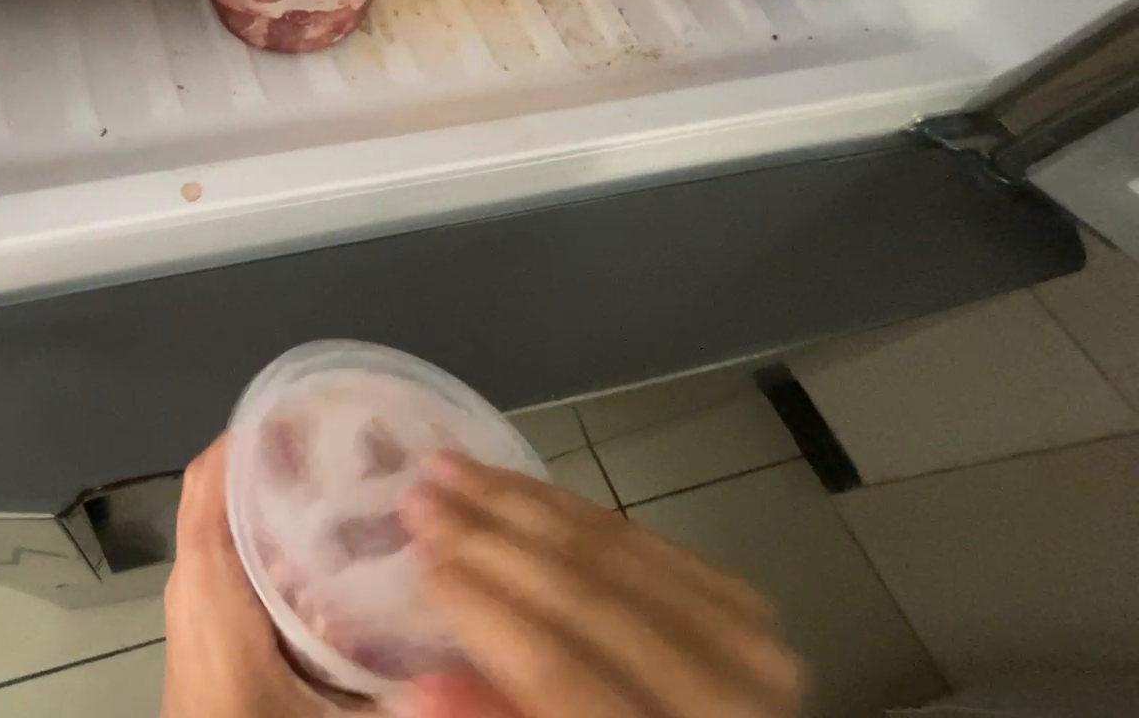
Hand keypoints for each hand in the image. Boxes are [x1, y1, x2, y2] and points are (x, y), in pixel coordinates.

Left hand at [163, 435, 368, 717]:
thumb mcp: (322, 716)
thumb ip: (394, 699)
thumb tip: (475, 682)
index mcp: (209, 587)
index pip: (210, 485)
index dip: (247, 440)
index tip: (305, 415)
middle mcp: (195, 585)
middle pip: (221, 496)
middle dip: (276, 464)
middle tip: (346, 451)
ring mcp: (199, 609)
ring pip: (228, 529)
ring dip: (274, 502)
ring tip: (343, 490)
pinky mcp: (210, 633)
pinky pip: (235, 564)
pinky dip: (272, 545)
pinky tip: (329, 564)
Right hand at [398, 454, 803, 717]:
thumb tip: (413, 691)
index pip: (556, 670)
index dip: (480, 611)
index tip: (417, 560)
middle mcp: (725, 701)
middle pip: (582, 596)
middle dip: (483, 538)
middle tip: (415, 496)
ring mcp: (748, 646)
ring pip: (605, 547)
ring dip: (512, 499)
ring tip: (445, 466)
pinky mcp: (745, 604)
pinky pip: (631, 533)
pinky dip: (558, 502)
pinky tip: (504, 480)